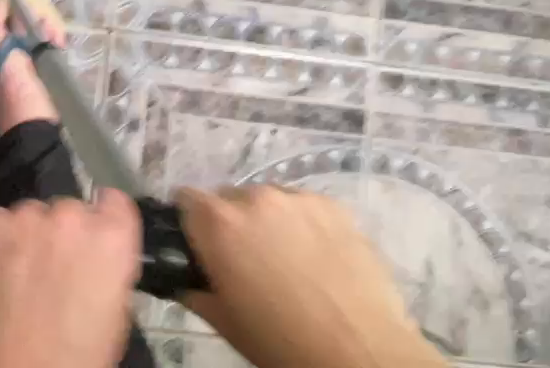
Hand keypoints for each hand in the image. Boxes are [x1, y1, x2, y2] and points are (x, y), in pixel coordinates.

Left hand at [0, 189, 142, 367]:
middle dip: (64, 236)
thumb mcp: (115, 317)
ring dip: (31, 238)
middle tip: (56, 274)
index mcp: (112, 239)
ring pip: (33, 216)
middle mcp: (70, 216)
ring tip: (23, 279)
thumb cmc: (73, 360)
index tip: (98, 238)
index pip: (115, 202)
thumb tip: (102, 259)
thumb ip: (111, 271)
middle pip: (70, 211)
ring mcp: (25, 217)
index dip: (106, 221)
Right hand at [176, 186, 447, 367]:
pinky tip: (319, 259)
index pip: (185, 199)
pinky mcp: (333, 205)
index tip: (201, 244)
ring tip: (290, 261)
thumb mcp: (224, 323)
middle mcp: (253, 197)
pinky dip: (304, 225)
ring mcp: (296, 197)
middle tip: (249, 262)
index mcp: (218, 223)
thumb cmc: (283, 344)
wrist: (364, 356)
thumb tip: (184, 278)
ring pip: (267, 201)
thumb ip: (194, 290)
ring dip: (269, 222)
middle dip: (232, 224)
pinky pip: (304, 207)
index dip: (190, 221)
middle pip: (228, 198)